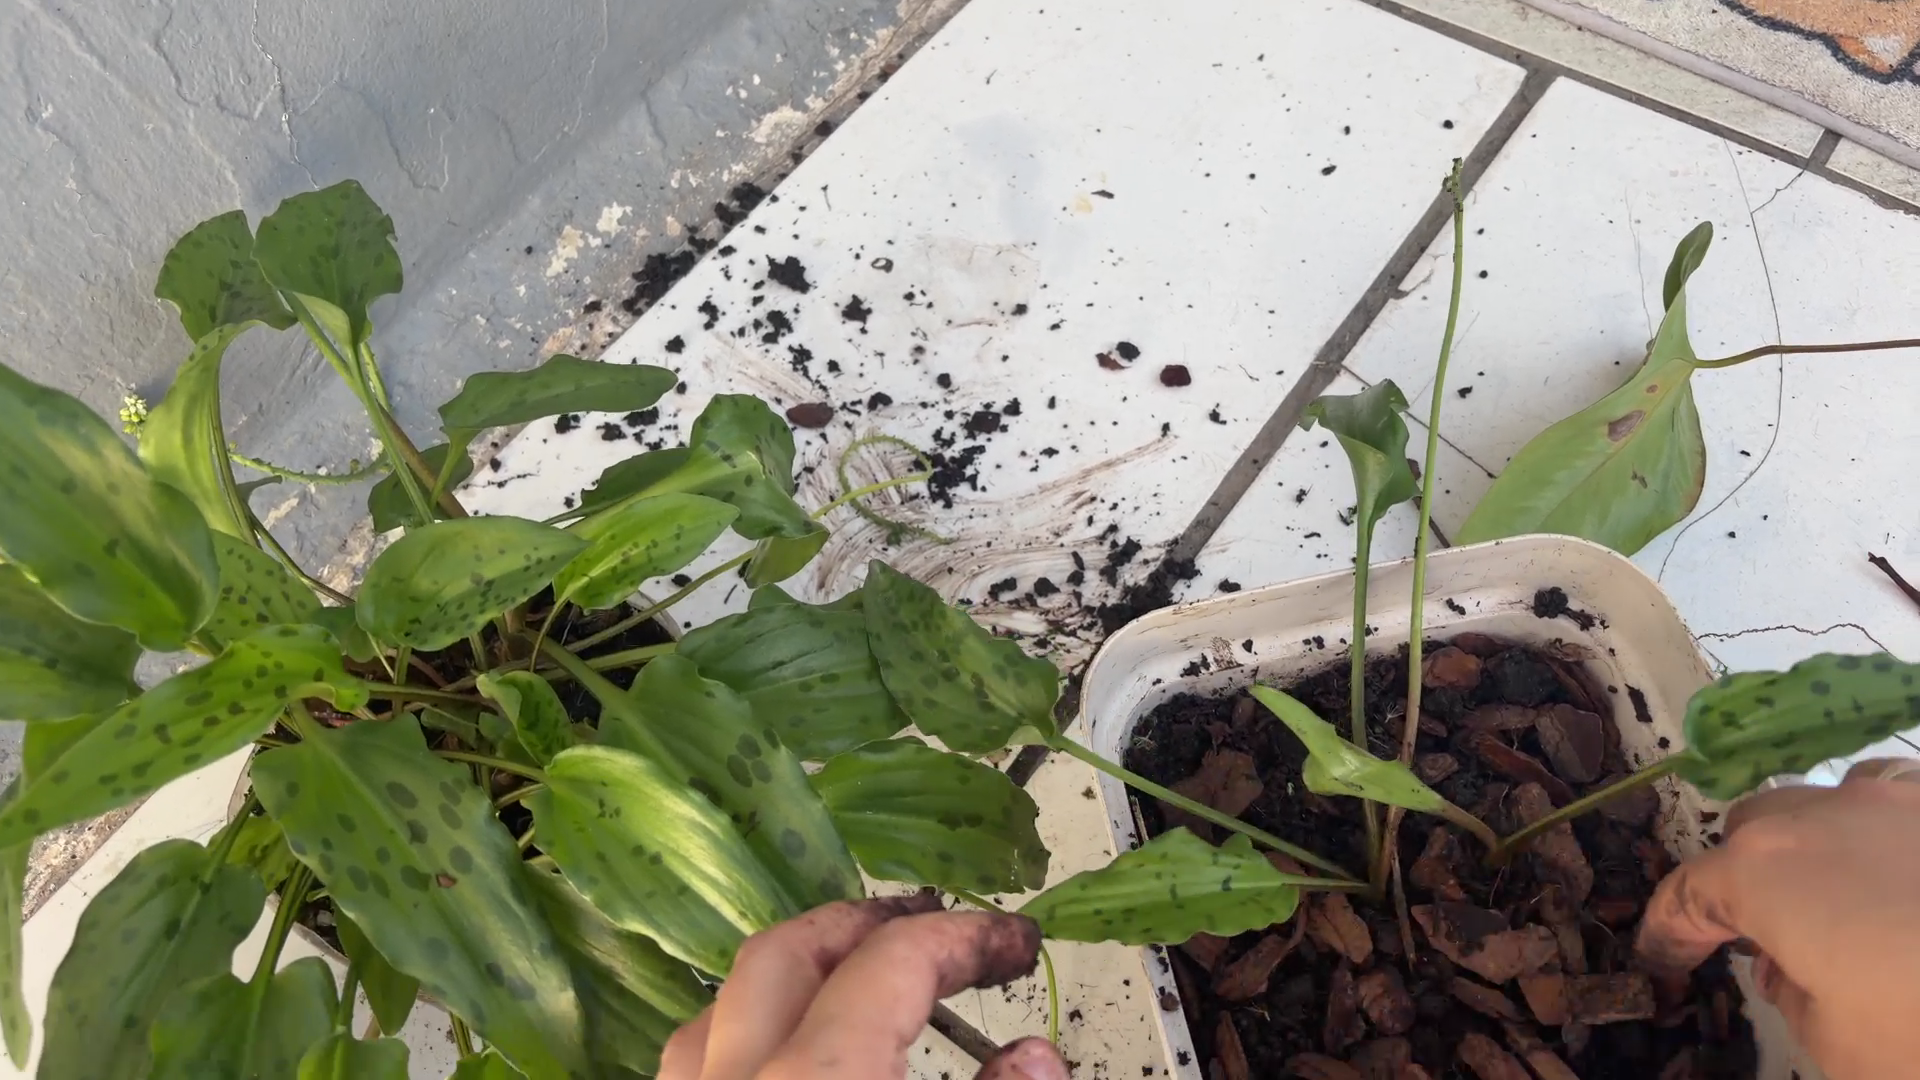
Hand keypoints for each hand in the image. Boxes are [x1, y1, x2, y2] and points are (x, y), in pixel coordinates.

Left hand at [660, 892, 1069, 1079]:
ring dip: (795, 970)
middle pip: (787, 955)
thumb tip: (1035, 1055)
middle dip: (869, 924)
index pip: (894, 961)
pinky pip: (693, 1065)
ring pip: (718, 1009)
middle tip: (934, 926)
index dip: (966, 937)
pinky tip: (785, 1053)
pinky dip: (743, 1034)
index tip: (1014, 940)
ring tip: (853, 969)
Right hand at [1635, 757, 1919, 1079]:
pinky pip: (1910, 793)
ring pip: (1830, 796)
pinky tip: (1912, 860)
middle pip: (1750, 831)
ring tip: (1850, 886)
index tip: (1661, 964)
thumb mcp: (1848, 1050)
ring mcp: (1901, 805)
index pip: (1686, 898)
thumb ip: (1795, 996)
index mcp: (1758, 870)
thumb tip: (1790, 967)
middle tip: (1769, 935)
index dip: (1667, 934)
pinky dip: (1896, 822)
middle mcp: (1813, 819)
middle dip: (1746, 877)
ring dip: (1821, 837)